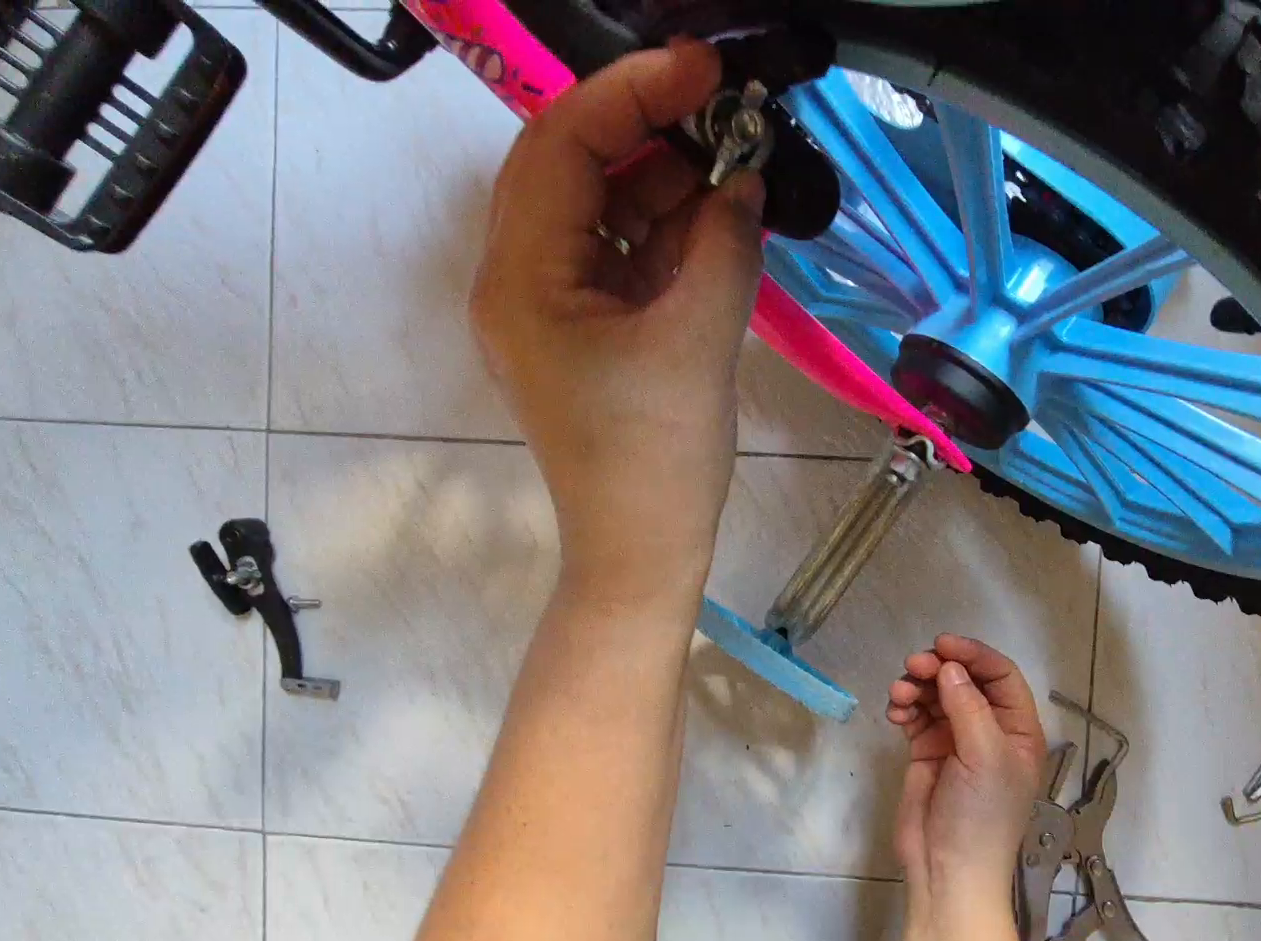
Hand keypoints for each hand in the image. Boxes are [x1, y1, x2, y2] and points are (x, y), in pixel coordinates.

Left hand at [472, 40, 766, 602]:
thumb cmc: (658, 459)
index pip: (562, 143)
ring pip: (597, 214)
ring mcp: (546, 310)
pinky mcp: (580, 334)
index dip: (633, 91)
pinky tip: (715, 226)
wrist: (641, 551)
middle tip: (727, 121)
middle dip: (650, 137)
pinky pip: (615, 260)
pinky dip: (662, 237)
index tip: (706, 70)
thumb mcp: (700, 339)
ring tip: (733, 176)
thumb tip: (744, 181)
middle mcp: (516, 282)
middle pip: (573, 170)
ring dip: (662, 188)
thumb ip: (724, 242)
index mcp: (521, 278)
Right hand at [885, 634, 1047, 899]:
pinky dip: (905, 707)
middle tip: (913, 666)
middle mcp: (988, 730)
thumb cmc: (980, 817)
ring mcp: (956, 740)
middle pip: (964, 680)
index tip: (943, 644)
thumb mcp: (985, 758)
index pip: (1001, 676)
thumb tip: (949, 667)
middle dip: (939, 668)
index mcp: (1017, 730)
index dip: (974, 655)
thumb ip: (968, 707)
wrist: (946, 870)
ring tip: (899, 696)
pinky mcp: (927, 752)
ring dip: (917, 687)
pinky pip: (916, 715)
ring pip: (936, 694)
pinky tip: (895, 714)